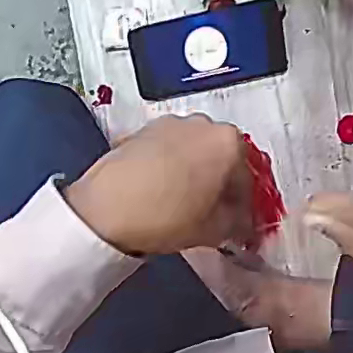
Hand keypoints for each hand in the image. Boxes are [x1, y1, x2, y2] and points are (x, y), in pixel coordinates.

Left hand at [64, 113, 250, 254]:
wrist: (105, 210)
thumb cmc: (167, 216)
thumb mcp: (215, 230)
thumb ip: (238, 223)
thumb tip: (240, 221)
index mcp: (230, 143)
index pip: (248, 179)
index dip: (245, 207)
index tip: (239, 223)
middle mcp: (204, 124)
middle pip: (223, 157)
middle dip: (221, 183)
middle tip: (213, 212)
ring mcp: (171, 123)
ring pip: (195, 150)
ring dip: (196, 171)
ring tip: (184, 201)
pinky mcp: (143, 130)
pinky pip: (169, 149)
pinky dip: (171, 165)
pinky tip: (162, 190)